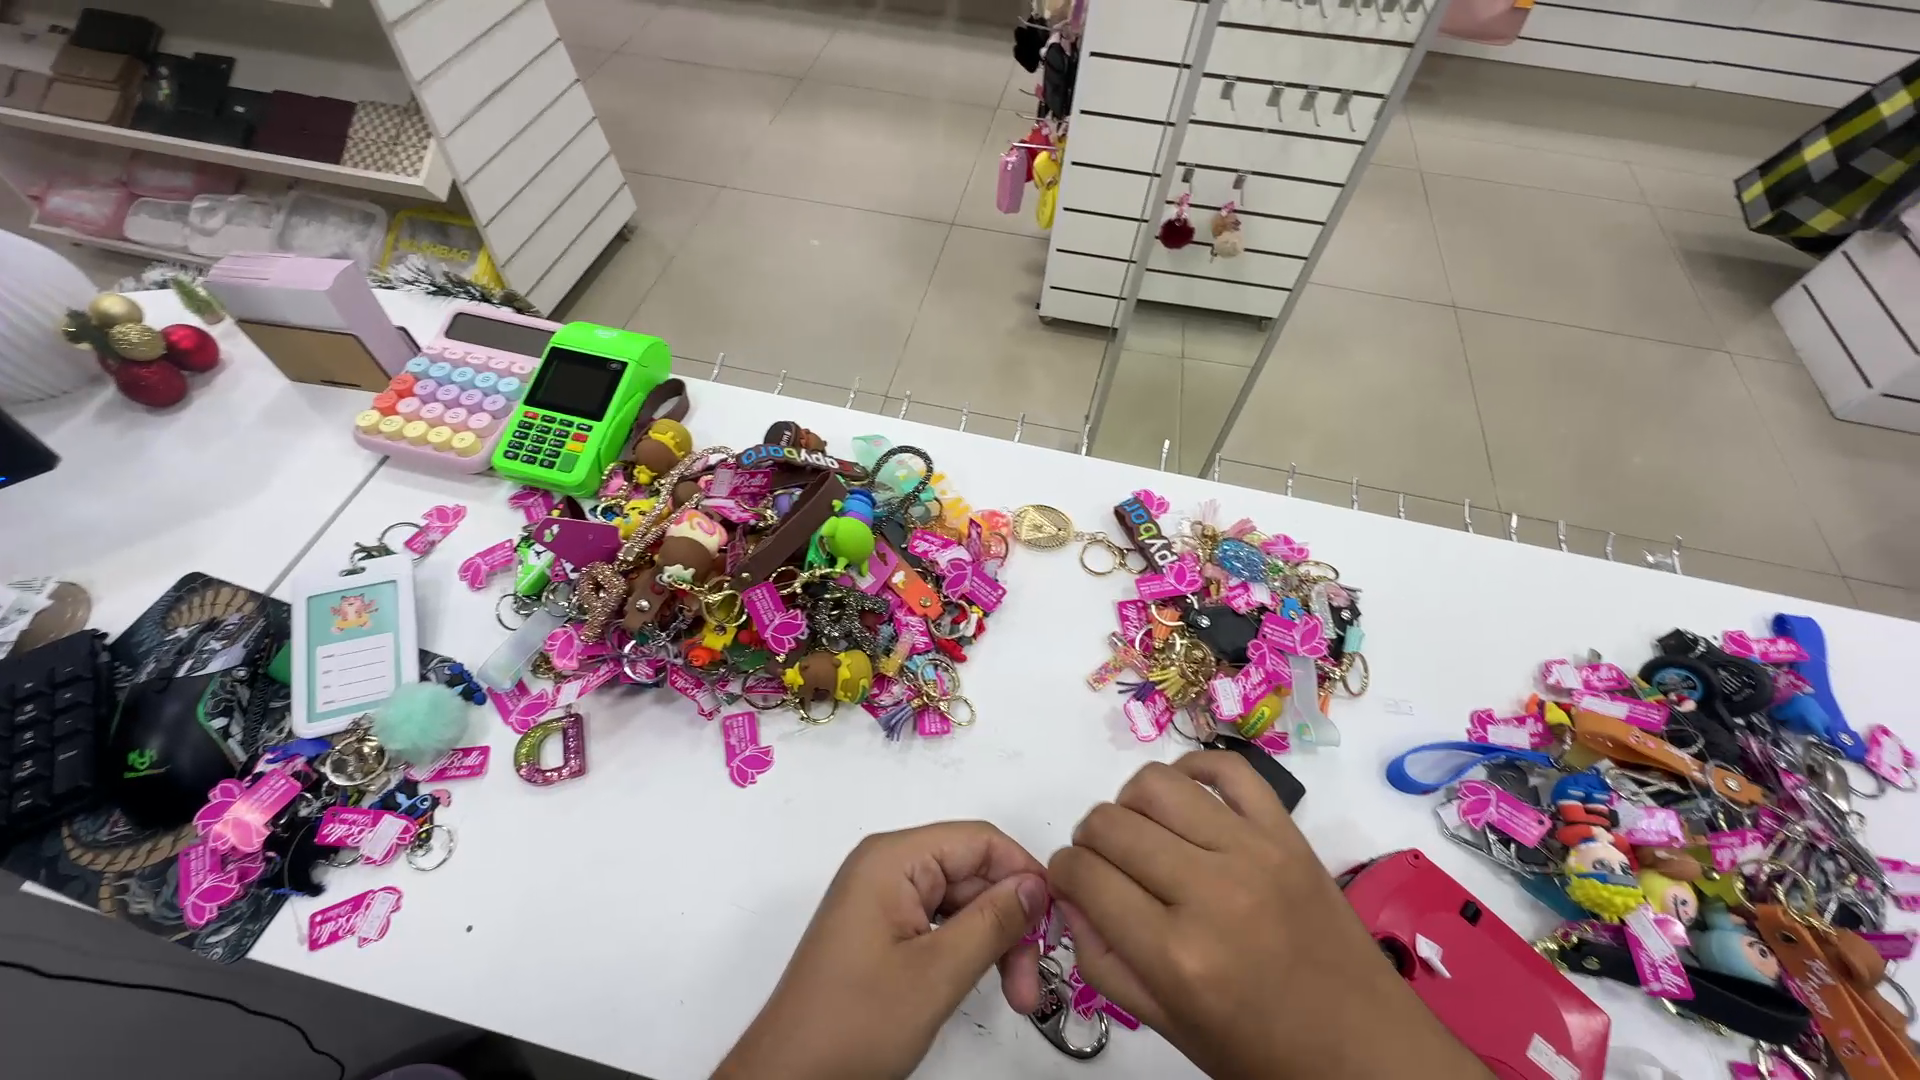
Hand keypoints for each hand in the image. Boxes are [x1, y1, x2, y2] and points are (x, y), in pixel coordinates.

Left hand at [714, 822, 1048, 1079]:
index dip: (1023, 874)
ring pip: (962, 901)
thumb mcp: (936, 973)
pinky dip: (968, 950)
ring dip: (994, 943)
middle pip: (973, 873)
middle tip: (1033, 985)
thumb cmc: (855, 1022)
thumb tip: (1037, 885)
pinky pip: (941, 922)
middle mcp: (888, 866)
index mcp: (893, 858)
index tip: (1054, 924)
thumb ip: (993, 922)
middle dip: (1010, 922)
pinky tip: (984, 983)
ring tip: (1018, 997)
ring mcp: (884, 897)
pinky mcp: (883, 927)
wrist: (787, 1079)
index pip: (979, 841)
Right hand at [1048, 751, 1490, 1079]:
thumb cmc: (1262, 1051)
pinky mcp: (1287, 832)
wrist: (1368, 1052)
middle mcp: (1209, 891)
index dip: (1061, 873)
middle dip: (1087, 840)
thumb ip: (1103, 962)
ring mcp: (1253, 851)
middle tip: (1104, 864)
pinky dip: (1193, 770)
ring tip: (1144, 833)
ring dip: (1129, 804)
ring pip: (1154, 784)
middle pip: (1108, 823)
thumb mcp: (1169, 1026)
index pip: (1082, 875)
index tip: (1071, 882)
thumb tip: (1069, 896)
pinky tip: (1186, 800)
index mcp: (1176, 955)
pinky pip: (1227, 768)